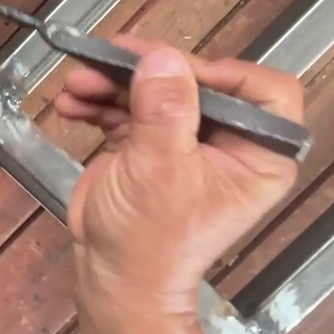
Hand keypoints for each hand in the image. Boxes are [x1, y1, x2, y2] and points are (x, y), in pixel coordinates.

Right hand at [55, 37, 302, 317]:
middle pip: (194, 84)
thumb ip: (164, 111)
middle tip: (103, 60)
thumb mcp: (160, 169)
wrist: (111, 277)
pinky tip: (69, 105)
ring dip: (109, 85)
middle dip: (143, 73)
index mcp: (257, 153)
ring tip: (74, 86)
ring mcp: (182, 142)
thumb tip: (161, 56)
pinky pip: (125, 110)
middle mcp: (226, 142)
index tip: (172, 68)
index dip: (222, 73)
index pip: (264, 92)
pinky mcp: (144, 145)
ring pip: (153, 91)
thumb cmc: (150, 237)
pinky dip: (96, 103)